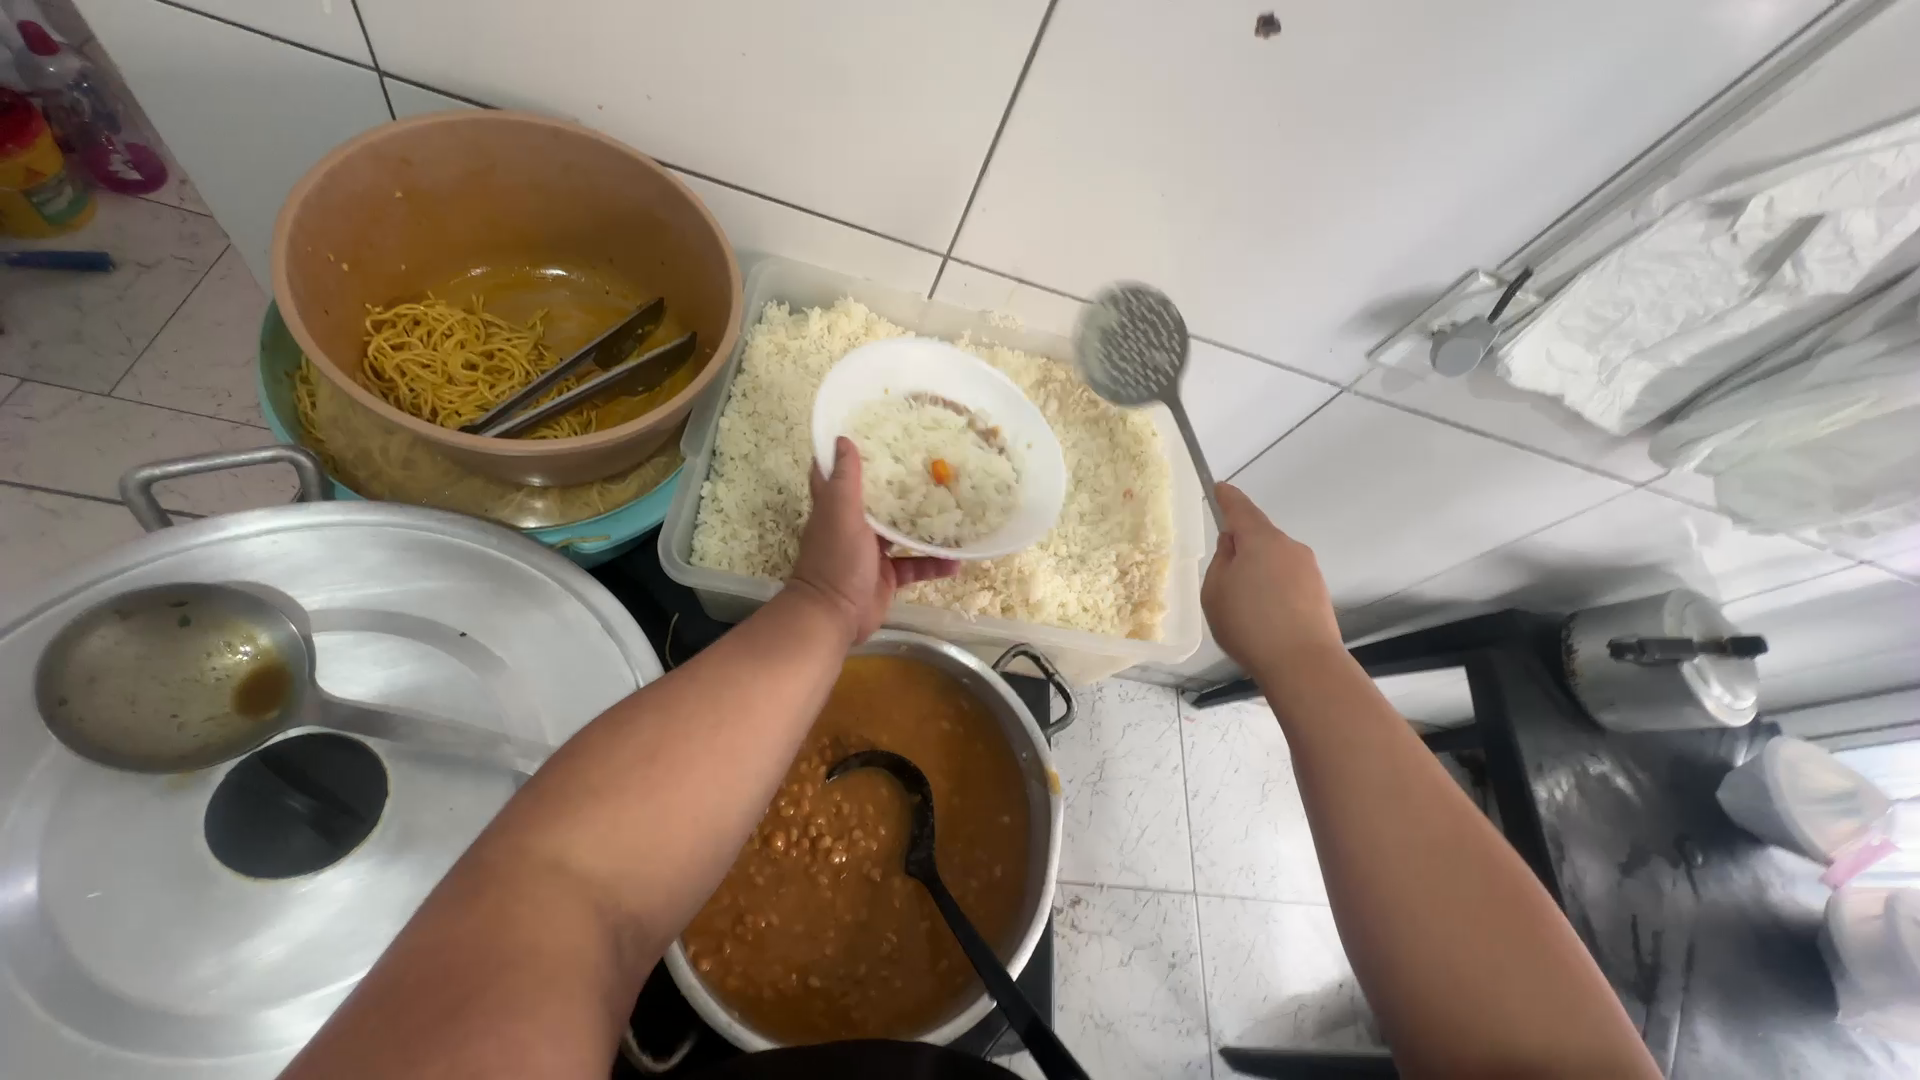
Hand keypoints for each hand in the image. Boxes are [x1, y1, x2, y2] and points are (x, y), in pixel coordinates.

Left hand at [787, 437, 960, 644]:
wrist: (834, 616)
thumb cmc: (836, 559)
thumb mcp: (841, 512)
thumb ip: (847, 479)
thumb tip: (843, 439)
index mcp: (837, 507)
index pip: (838, 473)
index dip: (849, 453)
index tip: (873, 432)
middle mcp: (853, 527)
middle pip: (877, 501)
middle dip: (900, 487)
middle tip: (932, 467)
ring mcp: (871, 554)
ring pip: (901, 534)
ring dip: (924, 526)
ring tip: (954, 510)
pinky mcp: (887, 577)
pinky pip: (915, 567)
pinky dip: (934, 565)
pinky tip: (958, 560)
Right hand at [1201, 483, 1343, 672]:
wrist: (1303, 664)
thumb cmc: (1249, 624)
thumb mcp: (1215, 591)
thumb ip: (1221, 561)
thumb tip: (1234, 546)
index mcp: (1260, 540)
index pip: (1240, 509)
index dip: (1227, 498)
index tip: (1220, 488)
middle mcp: (1289, 547)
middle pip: (1260, 536)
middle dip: (1242, 546)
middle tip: (1222, 574)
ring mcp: (1308, 570)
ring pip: (1274, 560)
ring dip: (1258, 572)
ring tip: (1242, 606)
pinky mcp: (1318, 593)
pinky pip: (1287, 581)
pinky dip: (1273, 590)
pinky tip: (1263, 617)